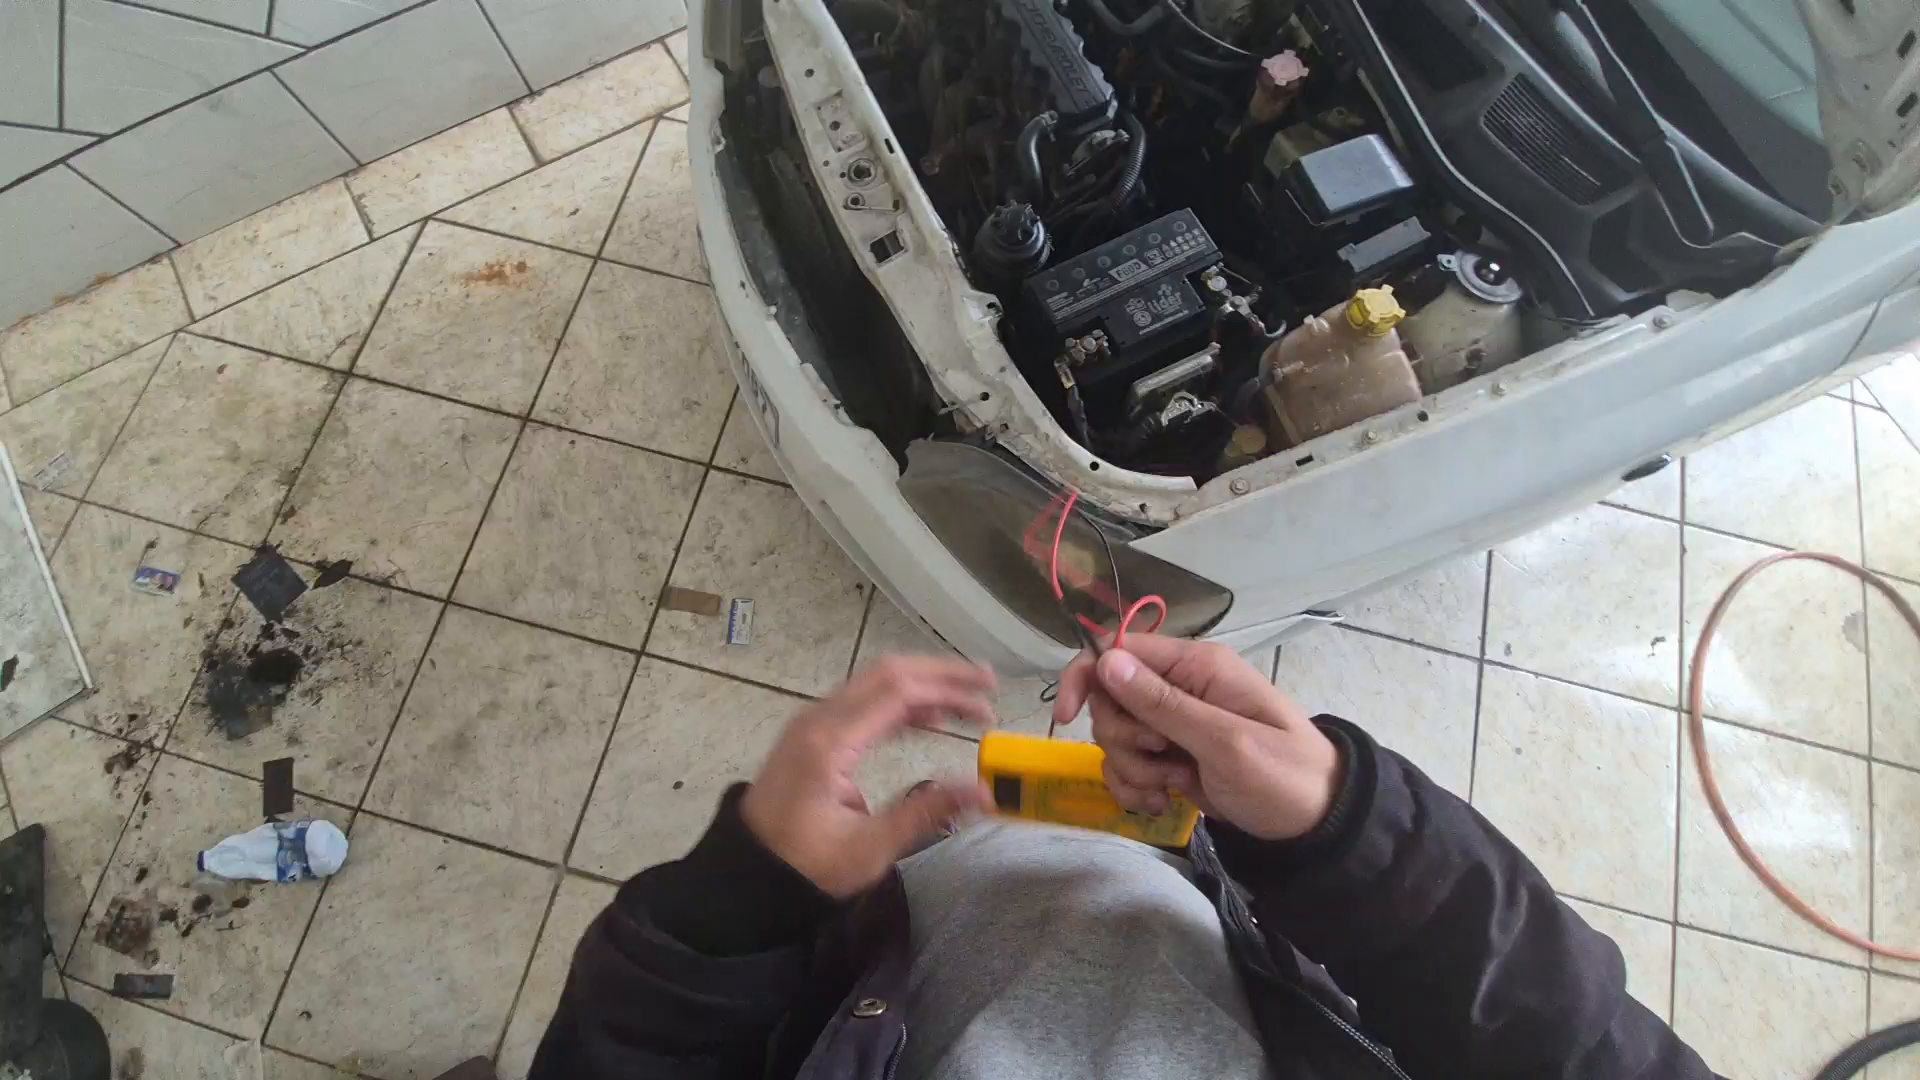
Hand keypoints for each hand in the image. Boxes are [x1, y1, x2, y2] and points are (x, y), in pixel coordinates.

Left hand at [740, 656, 995, 896]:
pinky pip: (864, 698)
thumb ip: (927, 812)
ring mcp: (815, 719)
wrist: (746, 872)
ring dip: (923, 683)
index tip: (987, 701)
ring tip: (967, 699)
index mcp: (831, 740)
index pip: (898, 692)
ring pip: (877, 680)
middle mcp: (821, 717)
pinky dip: (901, 700)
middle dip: (942, 673)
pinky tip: (930, 716)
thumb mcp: (869, 848)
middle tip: (986, 684)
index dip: (948, 689)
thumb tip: (983, 790)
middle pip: (889, 672)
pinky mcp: (815, 729)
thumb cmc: (806, 865)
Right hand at [1052, 635, 1339, 839]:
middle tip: (1159, 757)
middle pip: (1109, 697)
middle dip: (1122, 736)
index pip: (1119, 650)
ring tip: (1171, 787)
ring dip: (1131, 766)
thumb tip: (1106, 661)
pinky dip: (1134, 786)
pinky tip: (1162, 802)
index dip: (1086, 677)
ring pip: (1114, 735)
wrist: (1319, 827)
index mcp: (1194, 666)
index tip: (1067, 717)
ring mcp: (1172, 723)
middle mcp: (1178, 686)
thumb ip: (1163, 703)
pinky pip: (1126, 764)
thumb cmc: (1284, 776)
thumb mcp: (1225, 741)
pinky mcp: (1168, 757)